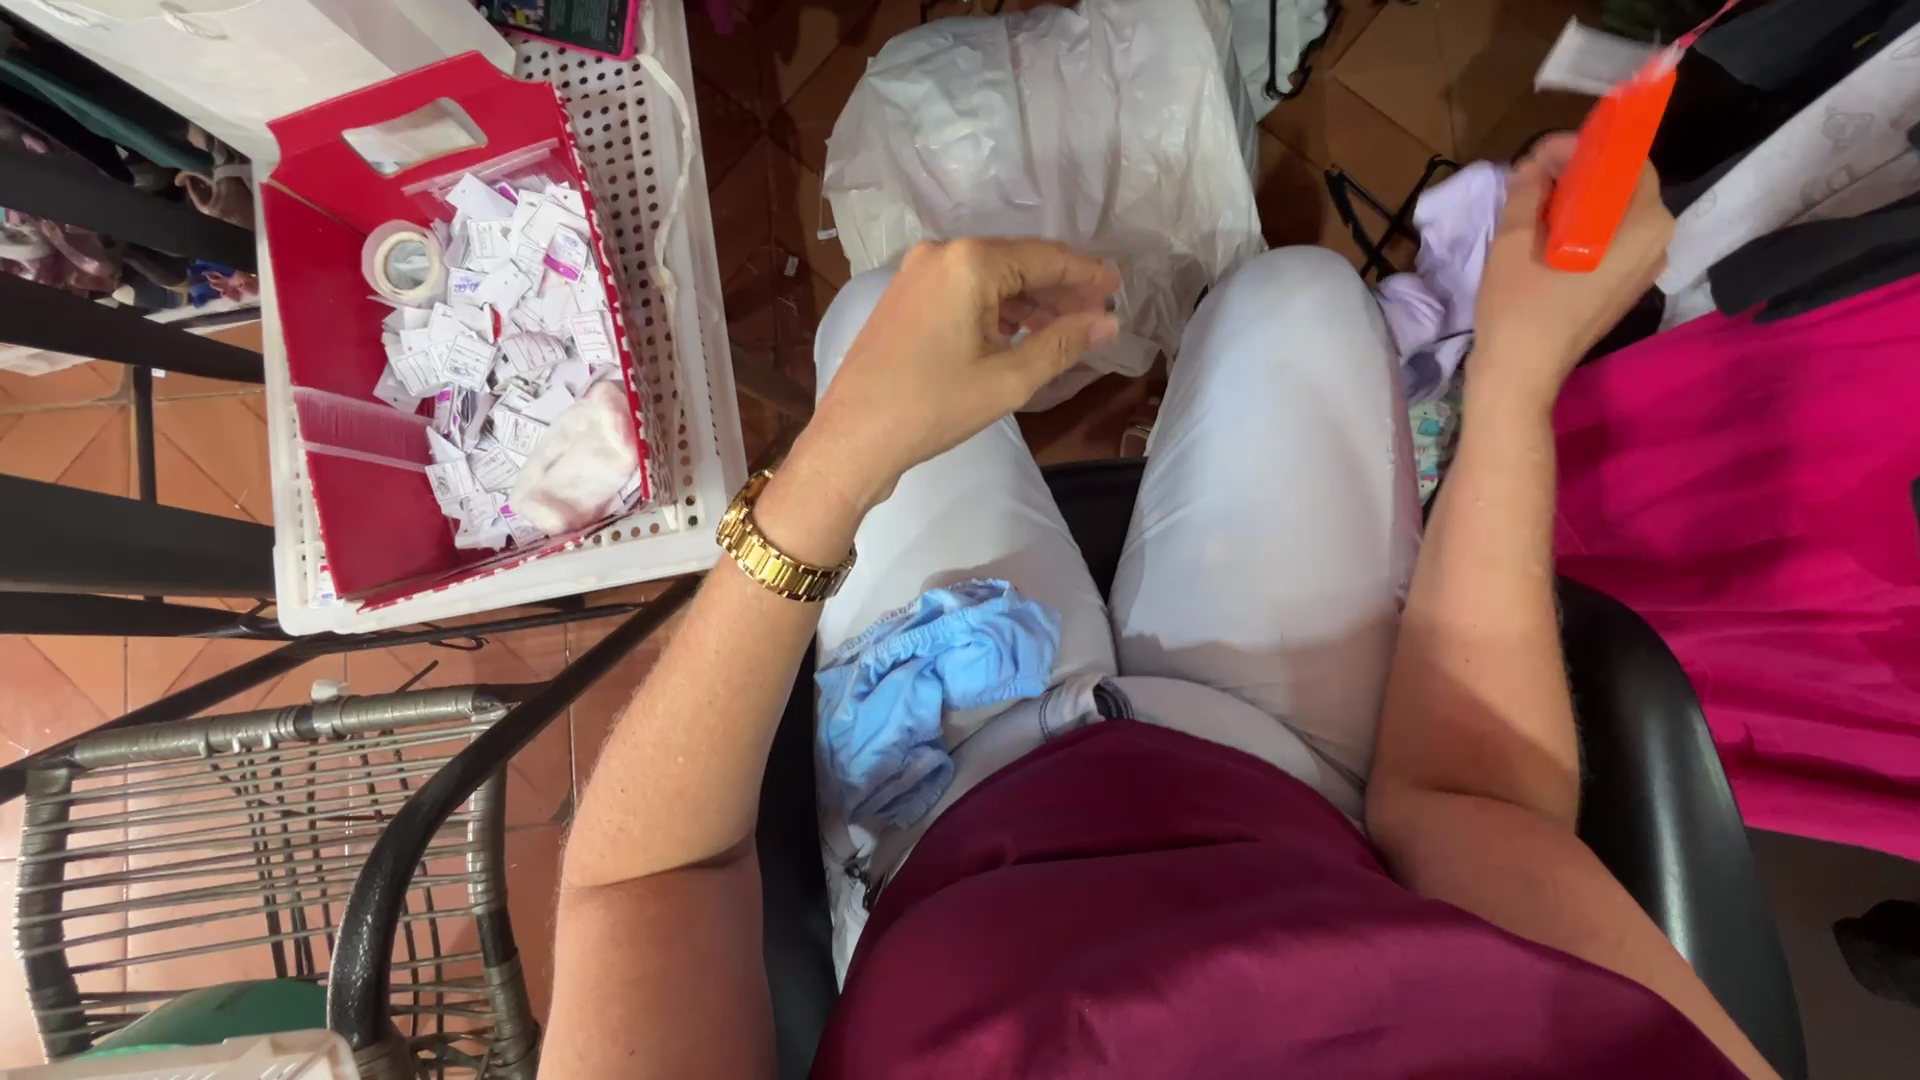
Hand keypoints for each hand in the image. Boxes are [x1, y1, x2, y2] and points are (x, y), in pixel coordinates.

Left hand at [798, 237, 1120, 509]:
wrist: (854, 437)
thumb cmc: (933, 407)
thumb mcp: (1008, 379)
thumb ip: (1062, 343)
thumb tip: (1107, 322)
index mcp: (969, 261)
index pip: (1044, 257)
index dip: (1086, 273)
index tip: (1117, 287)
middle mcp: (940, 253)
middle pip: (1016, 262)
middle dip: (1057, 288)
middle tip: (1096, 311)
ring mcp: (915, 274)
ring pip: (988, 279)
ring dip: (1026, 301)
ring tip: (1062, 327)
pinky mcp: (903, 299)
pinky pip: (961, 292)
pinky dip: (993, 310)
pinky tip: (1015, 332)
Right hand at [1472, 134, 1673, 410]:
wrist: (1519, 375)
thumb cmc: (1518, 309)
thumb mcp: (1513, 246)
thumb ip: (1526, 196)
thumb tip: (1532, 166)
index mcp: (1643, 222)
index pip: (1625, 162)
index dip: (1584, 150)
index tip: (1539, 153)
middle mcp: (1659, 239)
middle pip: (1621, 189)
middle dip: (1578, 177)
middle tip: (1531, 180)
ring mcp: (1644, 266)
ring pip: (1613, 217)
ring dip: (1575, 206)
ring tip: (1531, 211)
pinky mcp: (1624, 287)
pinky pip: (1609, 243)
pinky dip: (1580, 233)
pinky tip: (1544, 242)